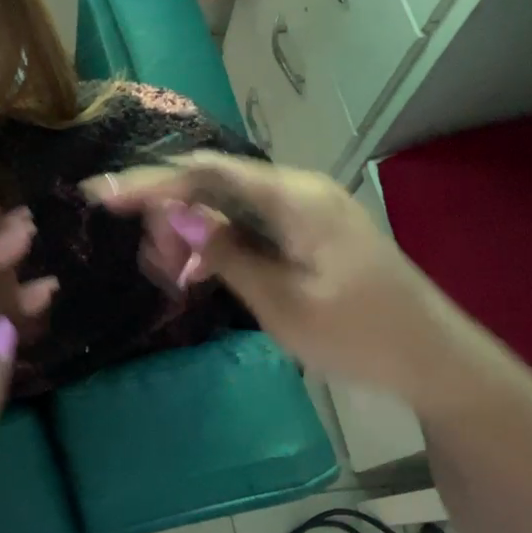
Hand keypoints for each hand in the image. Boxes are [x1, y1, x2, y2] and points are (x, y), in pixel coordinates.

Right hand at [89, 153, 488, 412]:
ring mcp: (302, 209)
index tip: (99, 195)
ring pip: (223, 204)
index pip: (206, 173)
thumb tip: (173, 213)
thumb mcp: (282, 302)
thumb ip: (225, 253)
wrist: (431, 359)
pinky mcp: (304, 231)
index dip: (149, 182)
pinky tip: (195, 276)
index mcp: (295, 200)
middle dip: (166, 213)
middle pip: (211, 182)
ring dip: (187, 232)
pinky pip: (244, 223)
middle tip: (149, 263)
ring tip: (171, 276)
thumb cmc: (358, 335)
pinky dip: (213, 245)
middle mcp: (297, 191)